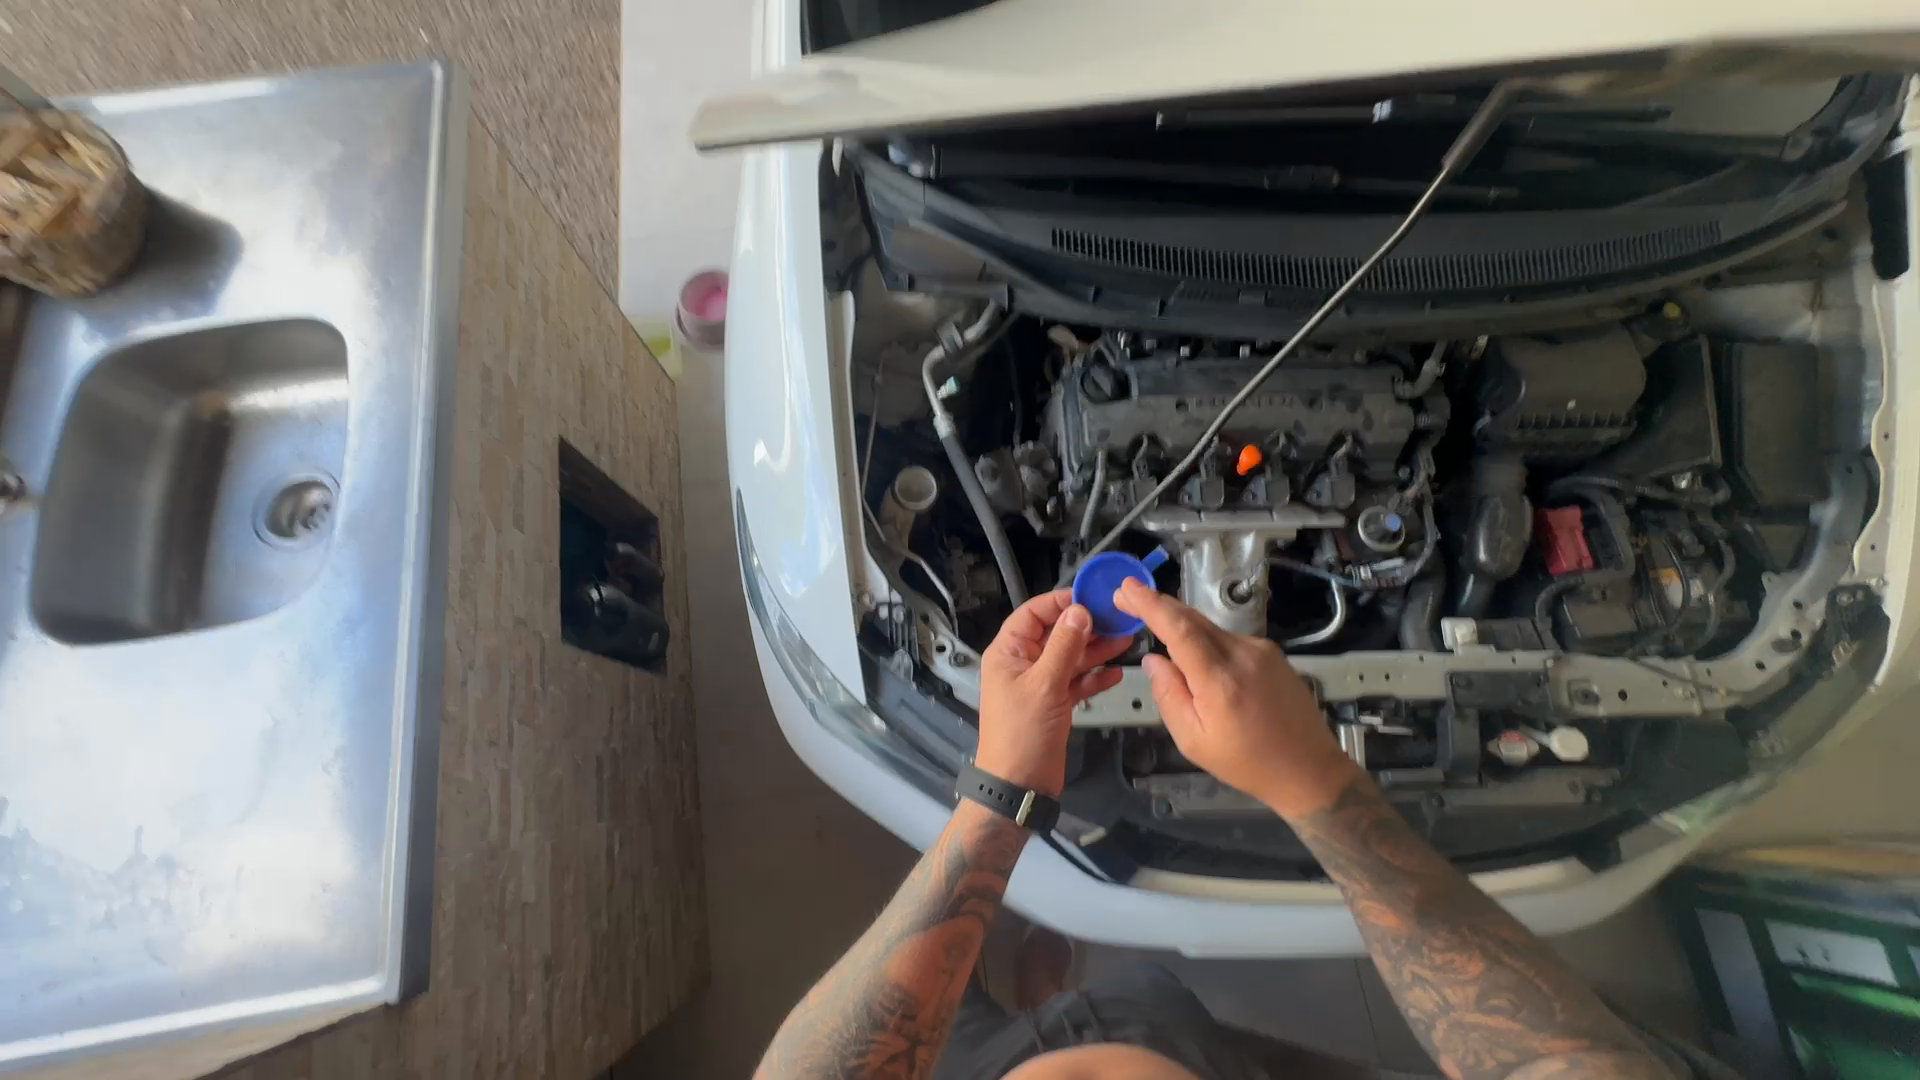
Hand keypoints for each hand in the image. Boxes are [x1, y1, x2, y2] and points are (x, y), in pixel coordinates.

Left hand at [975, 589, 1129, 795]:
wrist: (1019, 784)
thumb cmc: (1023, 732)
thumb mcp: (1044, 684)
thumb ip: (1064, 646)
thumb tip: (1079, 611)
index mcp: (1009, 652)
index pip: (1034, 614)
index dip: (1061, 603)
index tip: (1092, 599)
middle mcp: (1023, 663)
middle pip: (1056, 634)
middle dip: (1086, 627)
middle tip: (1118, 620)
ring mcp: (1039, 684)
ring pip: (1069, 658)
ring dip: (1095, 651)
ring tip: (1126, 642)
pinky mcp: (1054, 703)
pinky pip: (1075, 682)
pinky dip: (1093, 678)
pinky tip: (1115, 674)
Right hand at [1112, 579, 1361, 817]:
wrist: (1310, 770)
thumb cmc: (1247, 763)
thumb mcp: (1193, 740)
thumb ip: (1168, 695)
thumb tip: (1154, 660)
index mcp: (1220, 681)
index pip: (1179, 630)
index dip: (1151, 605)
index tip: (1127, 588)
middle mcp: (1243, 655)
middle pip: (1192, 619)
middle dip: (1157, 605)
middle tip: (1127, 599)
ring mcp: (1261, 651)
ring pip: (1209, 628)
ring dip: (1182, 628)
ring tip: (1162, 640)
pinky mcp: (1272, 653)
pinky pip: (1227, 638)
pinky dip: (1206, 641)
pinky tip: (1201, 662)